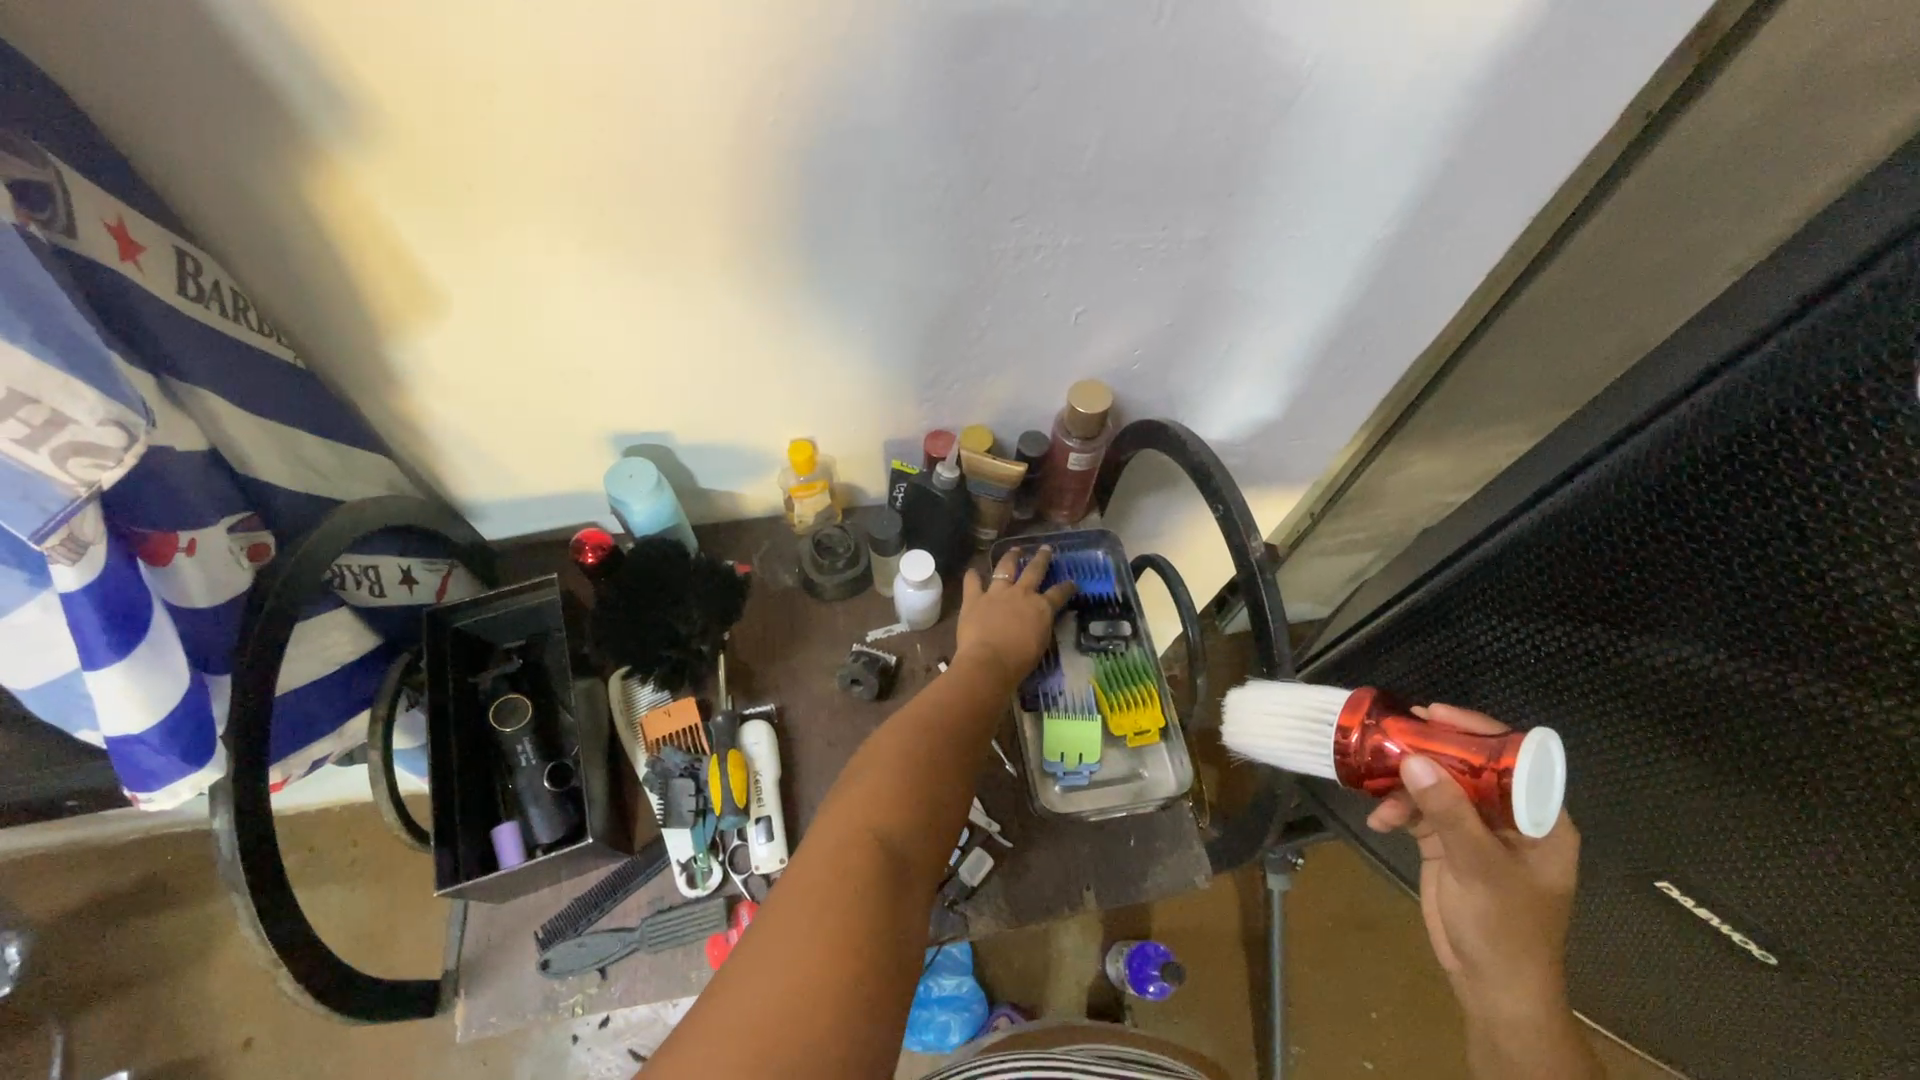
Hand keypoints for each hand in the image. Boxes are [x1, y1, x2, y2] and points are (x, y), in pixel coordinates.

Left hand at [953, 545, 1074, 688]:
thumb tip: (1040, 621)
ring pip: (1005, 568)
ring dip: (1010, 557)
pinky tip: (972, 571)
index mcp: (1042, 608)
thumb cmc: (1020, 661)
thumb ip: (1041, 627)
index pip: (1059, 593)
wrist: (989, 662)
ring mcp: (997, 593)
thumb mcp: (1041, 644)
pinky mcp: (974, 599)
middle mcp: (1021, 594)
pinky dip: (972, 576)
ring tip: (1014, 550)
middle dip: (1042, 558)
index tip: (1072, 582)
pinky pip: (972, 582)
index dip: (1067, 587)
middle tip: (1045, 548)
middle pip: (1034, 570)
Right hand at [1366, 704, 1580, 1021]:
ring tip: (1378, 791)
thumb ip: (1447, 812)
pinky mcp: (1448, 847)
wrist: (1492, 986)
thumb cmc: (1506, 928)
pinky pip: (1420, 813)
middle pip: (1468, 768)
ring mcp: (1476, 832)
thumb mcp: (1479, 867)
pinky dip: (1398, 812)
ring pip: (1439, 788)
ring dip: (1406, 787)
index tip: (1434, 715)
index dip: (1476, 732)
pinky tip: (1379, 820)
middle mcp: (1509, 817)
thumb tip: (1413, 760)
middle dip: (1429, 755)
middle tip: (1391, 737)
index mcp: (1538, 818)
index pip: (1514, 759)